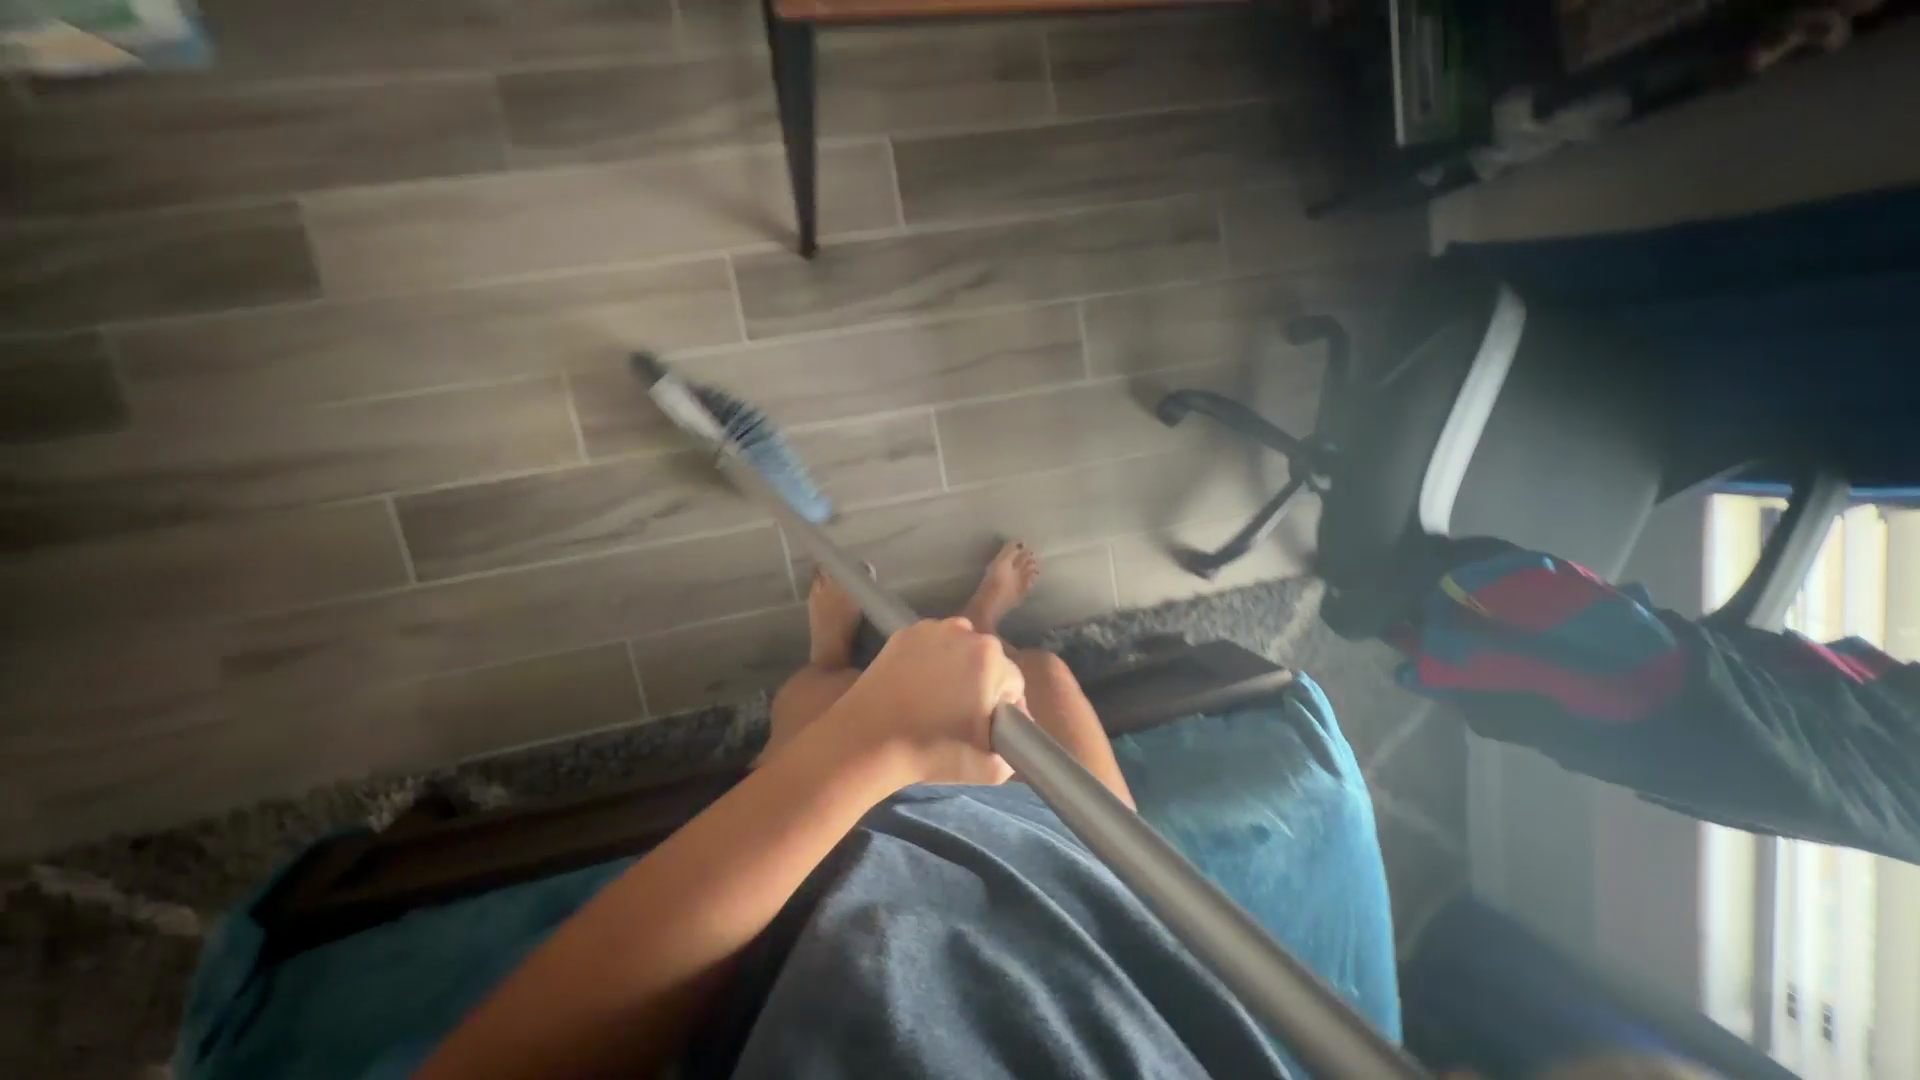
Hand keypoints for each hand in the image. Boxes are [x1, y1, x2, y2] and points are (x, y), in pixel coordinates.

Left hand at [827, 618, 1023, 786]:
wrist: (867, 741)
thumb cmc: (932, 751)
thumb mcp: (990, 769)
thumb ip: (1013, 754)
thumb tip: (1009, 745)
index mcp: (991, 658)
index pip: (1013, 684)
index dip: (1006, 710)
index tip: (991, 730)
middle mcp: (964, 632)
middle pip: (987, 662)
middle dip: (982, 686)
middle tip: (964, 718)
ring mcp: (930, 629)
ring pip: (958, 650)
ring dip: (957, 670)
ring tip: (938, 702)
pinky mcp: (901, 634)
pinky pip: (929, 647)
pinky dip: (929, 662)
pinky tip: (916, 688)